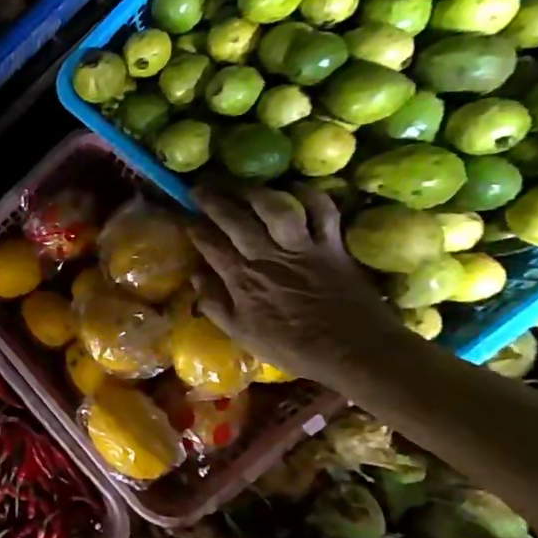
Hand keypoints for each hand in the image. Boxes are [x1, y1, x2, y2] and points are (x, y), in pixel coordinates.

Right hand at [188, 187, 404, 384]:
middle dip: (214, 201)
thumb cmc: (294, 349)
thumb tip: (195, 277)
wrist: (353, 352)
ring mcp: (302, 247)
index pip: (211, 245)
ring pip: (275, 208)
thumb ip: (216, 305)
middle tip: (200, 188)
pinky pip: (321, 210)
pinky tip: (294, 188)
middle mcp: (268, 256)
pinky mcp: (332, 244)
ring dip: (255, 193)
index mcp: (243, 280)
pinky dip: (309, 195)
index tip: (185, 218)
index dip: (195, 228)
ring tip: (243, 186)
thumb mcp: (243, 335)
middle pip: (235, 219)